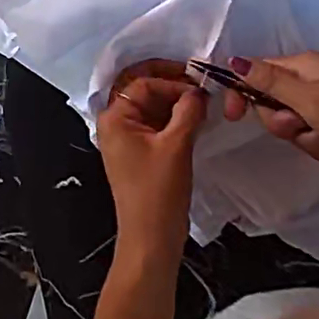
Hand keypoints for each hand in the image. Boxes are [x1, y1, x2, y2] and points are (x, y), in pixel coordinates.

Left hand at [95, 60, 206, 265]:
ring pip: (151, 108)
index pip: (142, 83)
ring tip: (204, 104)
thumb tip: (198, 90)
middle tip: (203, 88)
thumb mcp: (176, 146)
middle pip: (143, 91)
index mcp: (114, 117)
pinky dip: (174, 119)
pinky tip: (196, 120)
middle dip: (172, 87)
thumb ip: (187, 112)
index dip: (172, 81)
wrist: (151, 237)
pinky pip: (155, 124)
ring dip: (175, 103)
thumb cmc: (158, 191)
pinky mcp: (139, 151)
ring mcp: (126, 138)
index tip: (201, 87)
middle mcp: (115, 123)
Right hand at [219, 52, 318, 197]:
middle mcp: (315, 83)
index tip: (232, 114)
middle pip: (270, 99)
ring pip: (289, 123)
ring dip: (301, 136)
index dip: (240, 89)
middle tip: (297, 125)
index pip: (256, 70)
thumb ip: (269, 81)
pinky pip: (309, 139)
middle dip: (277, 118)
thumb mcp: (311, 100)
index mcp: (307, 66)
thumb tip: (232, 60)